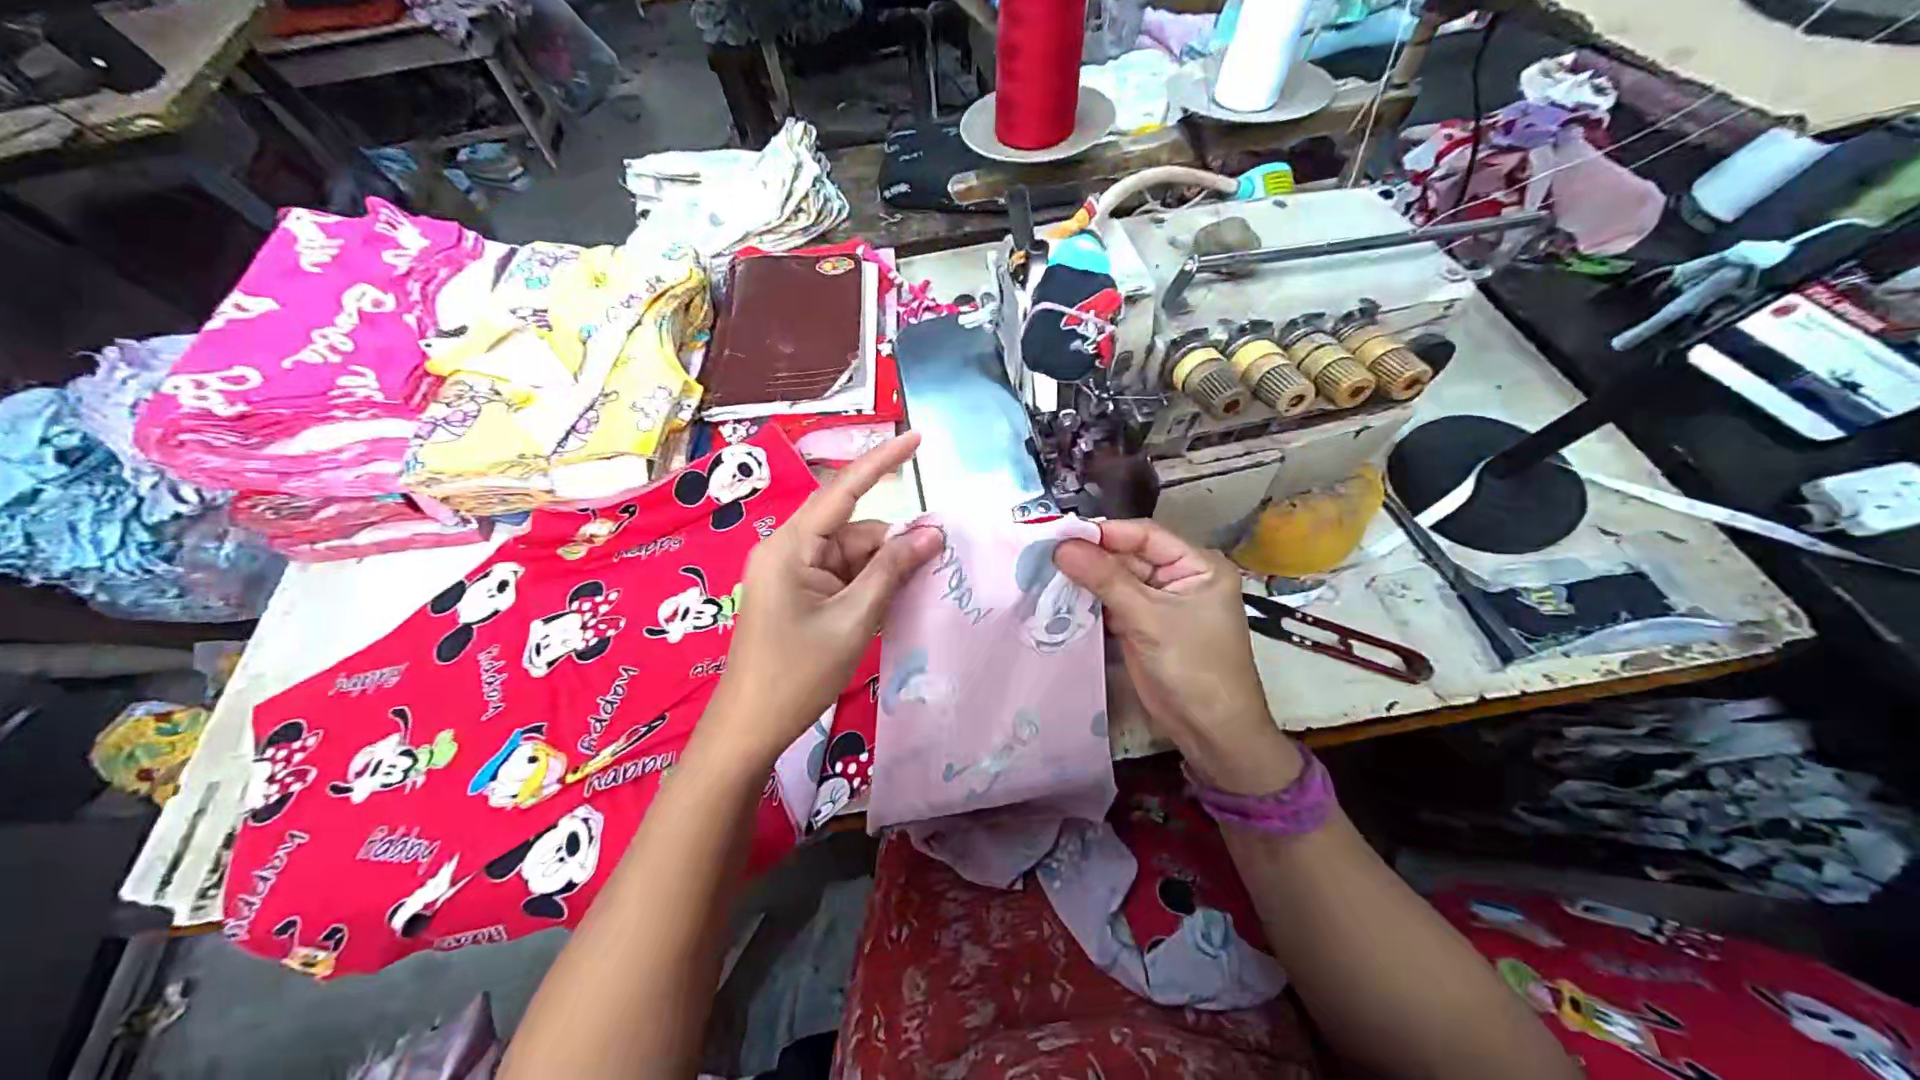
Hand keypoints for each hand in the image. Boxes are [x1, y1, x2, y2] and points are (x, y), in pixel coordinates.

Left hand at [703, 434, 940, 769]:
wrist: (751, 726)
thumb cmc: (798, 674)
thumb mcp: (854, 619)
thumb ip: (892, 571)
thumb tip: (931, 534)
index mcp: (792, 546)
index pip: (845, 490)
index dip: (883, 460)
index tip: (917, 437)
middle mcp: (788, 549)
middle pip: (855, 530)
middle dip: (891, 548)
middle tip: (929, 573)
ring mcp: (791, 572)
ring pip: (852, 555)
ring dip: (881, 574)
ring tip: (897, 608)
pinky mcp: (796, 593)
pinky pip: (842, 576)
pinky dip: (866, 588)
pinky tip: (881, 612)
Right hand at [1053, 520, 1301, 793]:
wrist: (1210, 731)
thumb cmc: (1193, 667)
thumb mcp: (1149, 618)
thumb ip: (1105, 579)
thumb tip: (1062, 547)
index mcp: (1198, 565)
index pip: (1145, 536)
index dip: (1105, 533)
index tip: (1063, 534)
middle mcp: (1179, 577)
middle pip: (1128, 556)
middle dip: (1091, 556)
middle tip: (1045, 552)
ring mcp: (1159, 603)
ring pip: (1116, 580)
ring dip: (1086, 578)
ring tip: (1046, 570)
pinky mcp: (1142, 626)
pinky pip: (1111, 603)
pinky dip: (1089, 601)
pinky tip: (1060, 595)